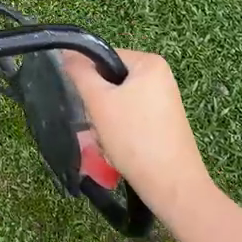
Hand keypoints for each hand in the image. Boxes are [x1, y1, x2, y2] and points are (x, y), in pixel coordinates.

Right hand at [60, 50, 241, 241]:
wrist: (174, 189)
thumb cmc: (135, 138)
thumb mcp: (98, 101)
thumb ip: (79, 72)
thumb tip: (67, 53)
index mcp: (150, 63)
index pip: (103, 59)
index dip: (89, 79)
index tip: (89, 103)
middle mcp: (161, 77)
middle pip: (111, 82)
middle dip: (100, 105)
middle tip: (98, 126)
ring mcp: (165, 102)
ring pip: (119, 102)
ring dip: (107, 121)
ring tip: (109, 142)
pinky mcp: (165, 124)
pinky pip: (133, 118)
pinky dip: (121, 131)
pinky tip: (120, 150)